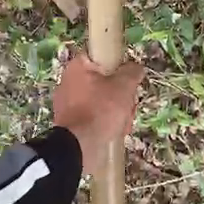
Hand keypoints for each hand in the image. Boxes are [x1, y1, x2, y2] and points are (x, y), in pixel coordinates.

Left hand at [52, 54, 143, 175]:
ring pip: (101, 101)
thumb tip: (136, 67)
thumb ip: (132, 73)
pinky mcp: (70, 122)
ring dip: (116, 111)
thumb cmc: (100, 110)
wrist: (79, 147)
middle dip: (121, 95)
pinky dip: (105, 123)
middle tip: (128, 104)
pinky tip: (115, 132)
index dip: (118, 66)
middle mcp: (69, 81)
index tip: (127, 78)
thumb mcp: (123, 87)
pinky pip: (93, 116)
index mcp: (78, 66)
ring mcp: (67, 103)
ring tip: (123, 123)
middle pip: (104, 81)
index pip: (101, 57)